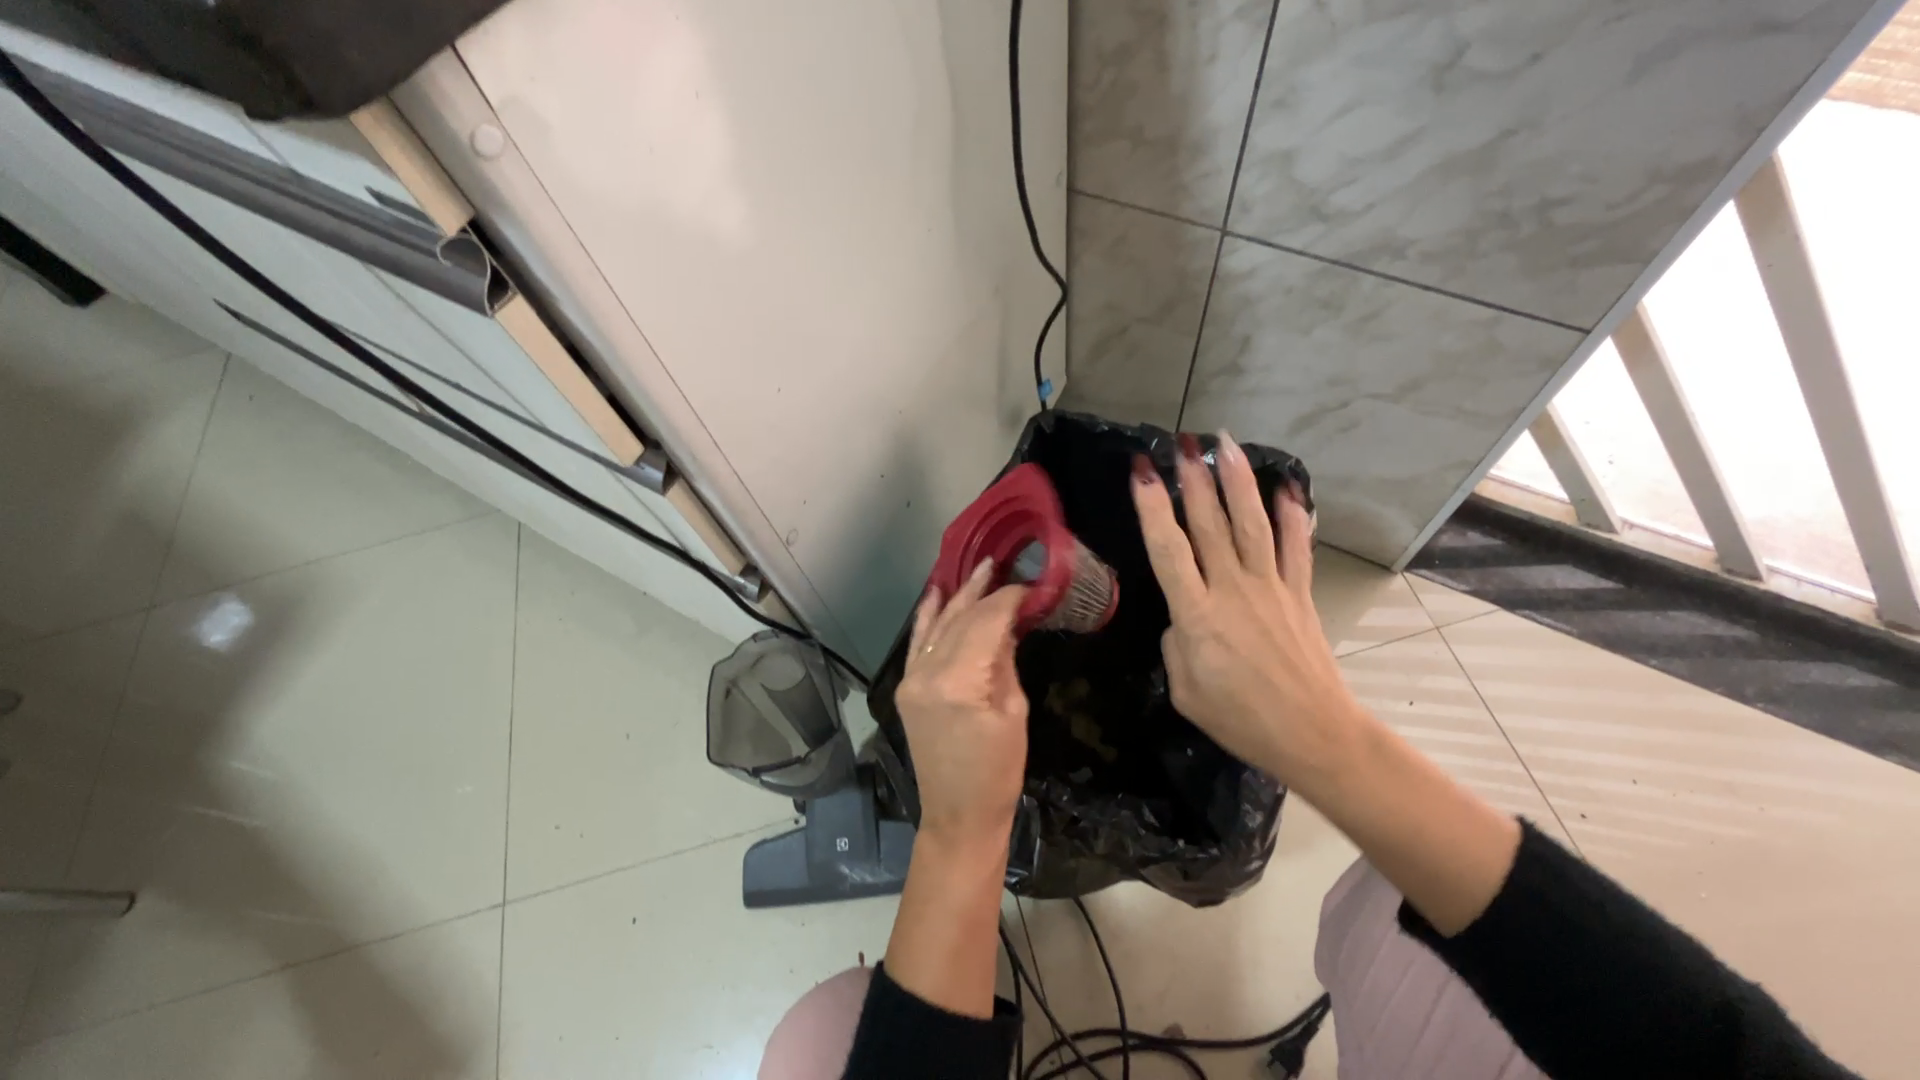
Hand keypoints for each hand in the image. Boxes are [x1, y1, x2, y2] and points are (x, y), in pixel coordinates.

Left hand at [894, 559, 1028, 847]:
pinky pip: (918, 644)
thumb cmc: (998, 772)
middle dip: (984, 592)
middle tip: (1004, 564)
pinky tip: (937, 594)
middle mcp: (927, 673)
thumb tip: (1008, 622)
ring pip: (937, 626)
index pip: (986, 622)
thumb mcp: (1013, 711)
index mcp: (959, 681)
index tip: (1031, 586)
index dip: (1009, 599)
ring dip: (957, 597)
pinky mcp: (906, 688)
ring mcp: (911, 680)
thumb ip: (1004, 659)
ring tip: (977, 568)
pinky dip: (929, 618)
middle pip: (960, 620)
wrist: (958, 814)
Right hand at [1130, 432, 1367, 789]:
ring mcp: (1270, 587)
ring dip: (1237, 481)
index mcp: (1196, 616)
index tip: (1142, 471)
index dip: (1153, 507)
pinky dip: (1293, 515)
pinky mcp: (1299, 593)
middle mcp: (1232, 590)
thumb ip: (1175, 646)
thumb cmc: (1241, 721)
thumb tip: (1183, 620)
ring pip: (1251, 524)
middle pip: (1210, 525)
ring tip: (1225, 444)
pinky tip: (1289, 487)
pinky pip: (1296, 546)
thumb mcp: (1185, 691)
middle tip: (1183, 442)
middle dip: (1194, 480)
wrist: (1313, 735)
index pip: (1168, 550)